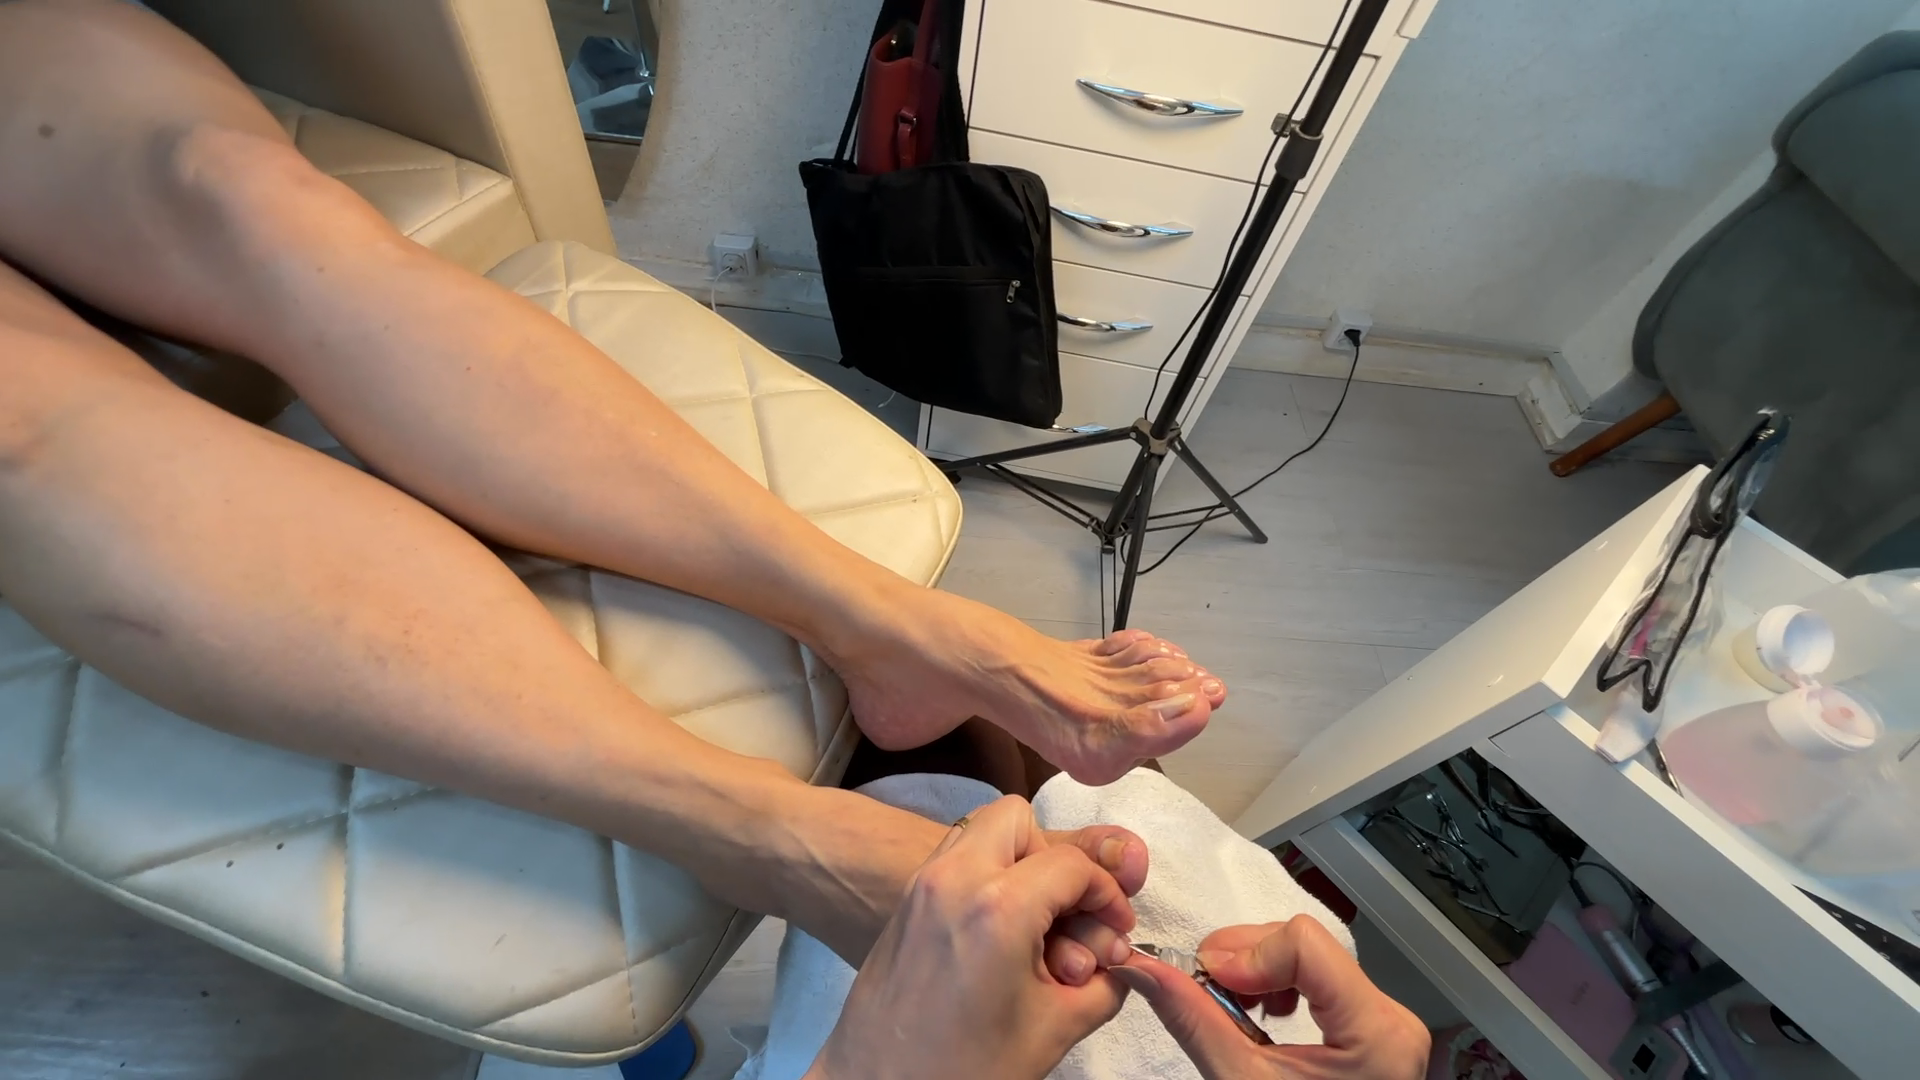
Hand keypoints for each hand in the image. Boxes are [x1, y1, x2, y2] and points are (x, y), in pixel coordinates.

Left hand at [805, 796, 1135, 1079]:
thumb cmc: (966, 1068)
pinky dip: (986, 870)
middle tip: (1067, 915)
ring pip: (983, 827)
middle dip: (1054, 859)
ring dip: (1018, 859)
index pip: (1072, 865)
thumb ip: (1103, 983)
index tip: (1115, 929)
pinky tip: (998, 927)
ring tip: (1033, 922)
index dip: (1106, 894)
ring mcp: (925, 879)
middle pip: (1018, 818)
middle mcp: (957, 875)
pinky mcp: (908, 894)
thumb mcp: (1053, 1030)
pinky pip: (957, 853)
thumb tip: (1119, 955)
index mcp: (998, 906)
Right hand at [1115, 916, 1428, 1079]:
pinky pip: (1313, 971)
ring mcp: (1382, 1017)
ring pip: (1302, 950)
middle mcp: (1390, 1015)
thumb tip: (1139, 964)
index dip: (1248, 952)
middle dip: (1241, 959)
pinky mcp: (1368, 1021)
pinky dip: (1272, 979)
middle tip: (1203, 989)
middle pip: (1300, 941)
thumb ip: (1192, 1017)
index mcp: (1377, 1033)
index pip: (1304, 943)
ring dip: (1251, 968)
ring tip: (1230, 1007)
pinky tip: (1257, 1013)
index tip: (1207, 978)